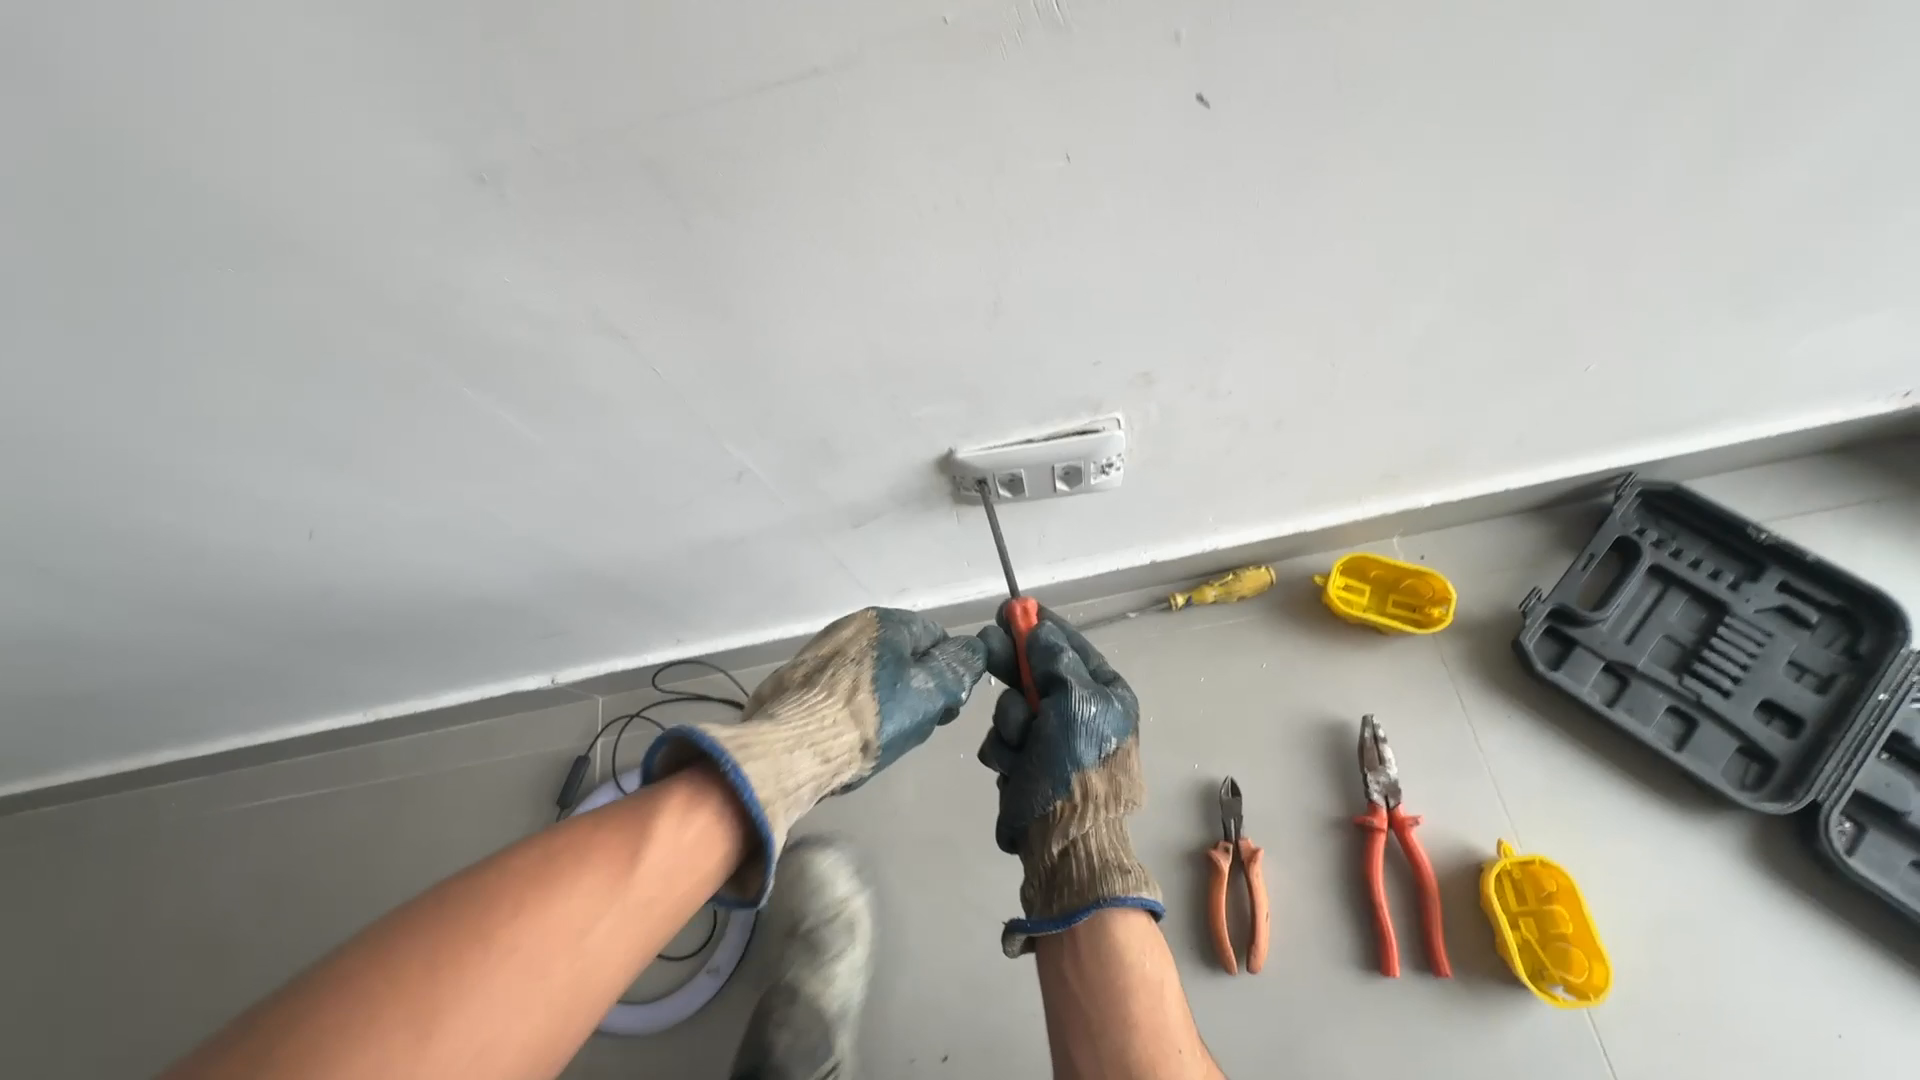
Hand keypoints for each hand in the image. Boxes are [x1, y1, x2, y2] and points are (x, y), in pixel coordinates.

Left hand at [643, 608, 986, 905]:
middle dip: (911, 686)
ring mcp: (816, 652)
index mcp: (884, 622)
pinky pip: (834, 689)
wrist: (789, 749)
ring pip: (865, 672)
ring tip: (875, 735)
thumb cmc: (867, 720)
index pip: (934, 637)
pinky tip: (843, 734)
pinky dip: (845, 707)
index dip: (946, 673)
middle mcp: (848, 626)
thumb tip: (974, 649)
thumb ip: (955, 669)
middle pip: (898, 655)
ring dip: (878, 697)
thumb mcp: (927, 697)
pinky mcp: (791, 680)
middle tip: (911, 725)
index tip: (943, 708)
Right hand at [976, 606, 1162, 955]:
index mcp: (1105, 698)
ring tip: (1022, 745)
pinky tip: (1014, 770)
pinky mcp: (1028, 770)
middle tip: (987, 646)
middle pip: (1036, 674)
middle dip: (1013, 668)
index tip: (1016, 607)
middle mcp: (1081, 716)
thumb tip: (1040, 630)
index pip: (1071, 647)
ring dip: (1012, 723)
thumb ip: (1054, 661)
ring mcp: (1053, 745)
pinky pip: (1004, 742)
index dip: (1042, 626)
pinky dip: (1005, 753)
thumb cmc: (1079, 770)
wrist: (1067, 847)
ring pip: (1013, 708)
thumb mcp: (1074, 704)